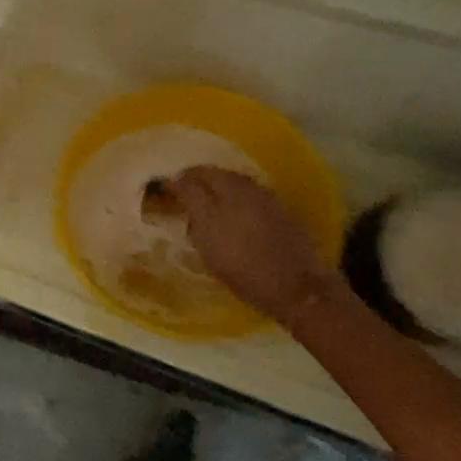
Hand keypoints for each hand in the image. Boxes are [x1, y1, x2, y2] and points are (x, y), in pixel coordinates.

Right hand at [170, 167, 339, 322]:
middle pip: (213, 173)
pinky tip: (234, 205)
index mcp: (217, 203)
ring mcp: (263, 198)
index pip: (188, 183)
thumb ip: (194, 221)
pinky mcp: (280, 207)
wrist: (296, 286)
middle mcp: (240, 193)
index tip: (163, 189)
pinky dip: (235, 190)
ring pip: (233, 178)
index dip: (174, 184)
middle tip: (183, 187)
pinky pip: (249, 189)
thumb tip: (184, 202)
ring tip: (207, 194)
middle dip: (195, 177)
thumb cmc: (244, 274)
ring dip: (216, 180)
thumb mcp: (208, 251)